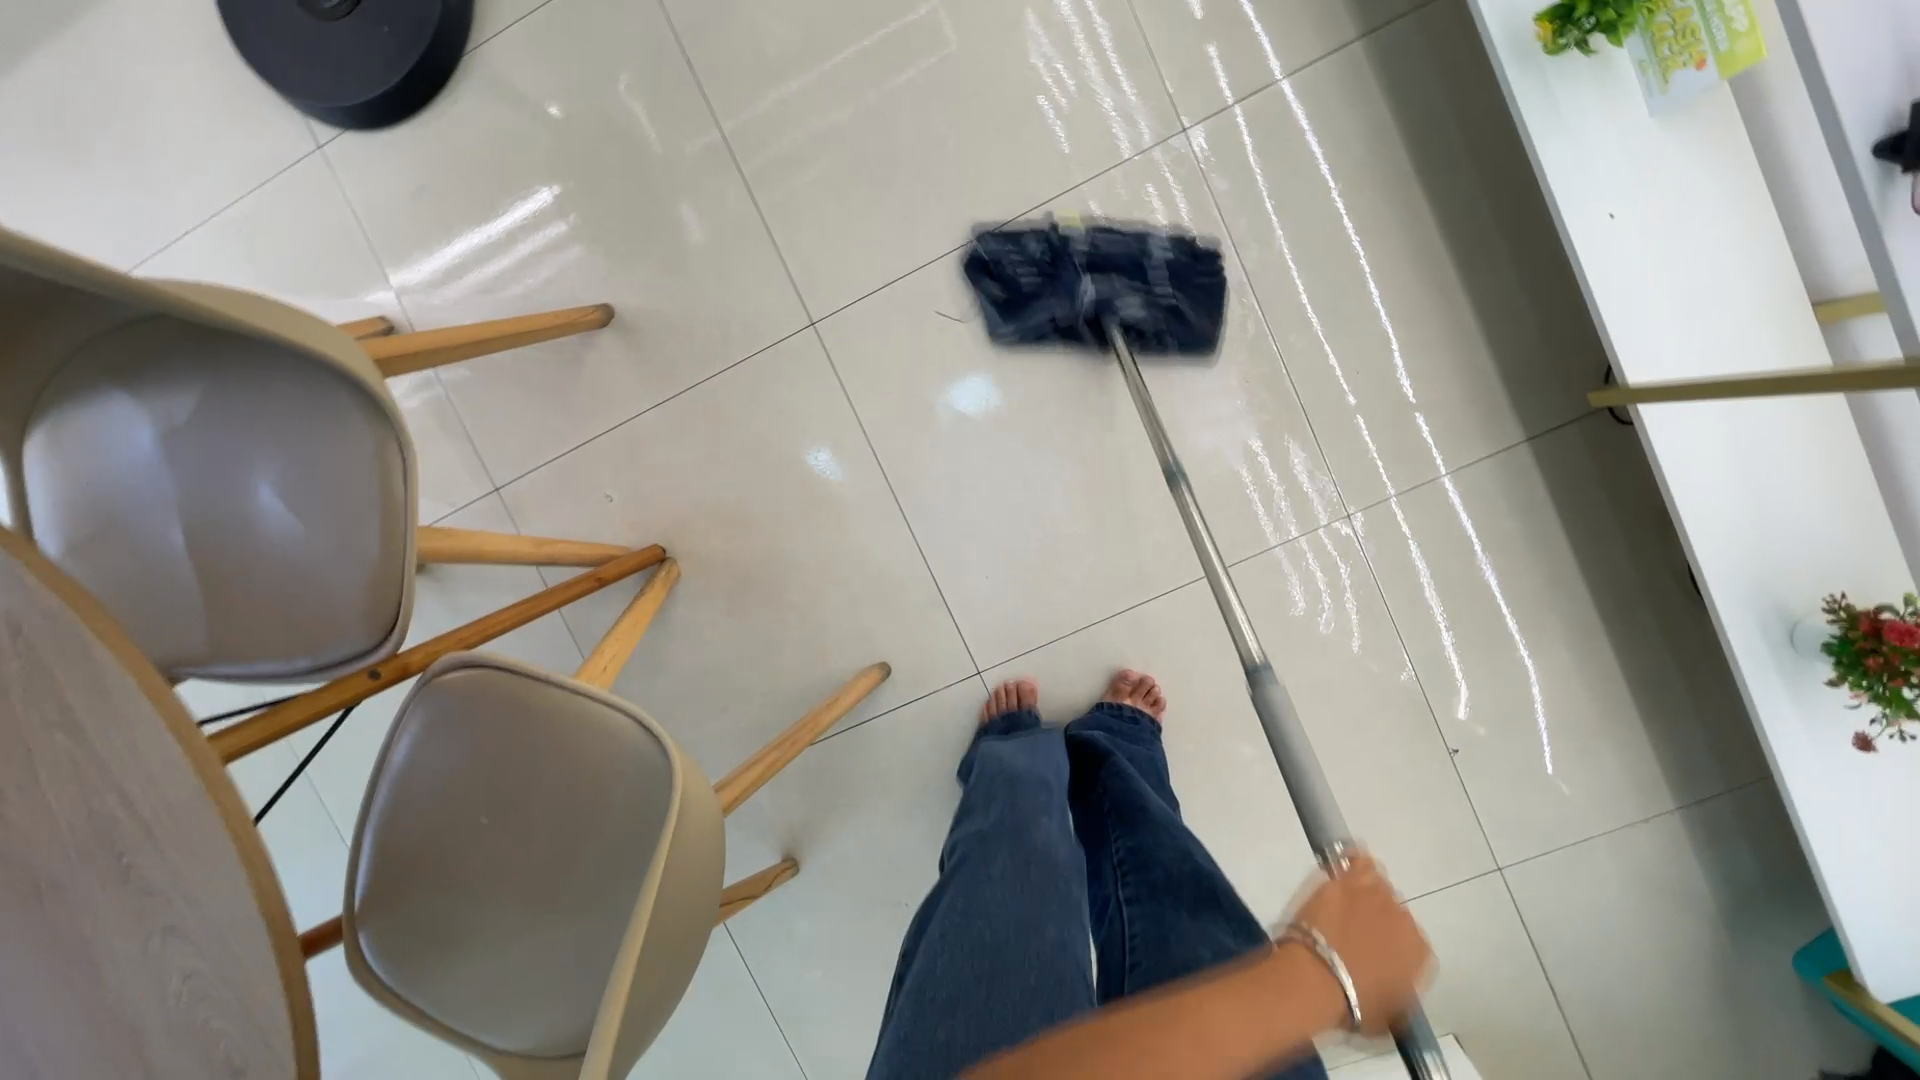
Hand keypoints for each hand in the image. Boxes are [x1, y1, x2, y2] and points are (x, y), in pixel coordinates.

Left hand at [1283, 853, 1431, 1034]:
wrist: (1318, 978)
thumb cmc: (1355, 1004)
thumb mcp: (1391, 1014)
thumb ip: (1402, 993)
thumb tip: (1395, 987)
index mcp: (1420, 952)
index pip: (1411, 939)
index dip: (1390, 942)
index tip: (1374, 948)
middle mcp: (1403, 918)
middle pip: (1392, 908)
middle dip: (1376, 916)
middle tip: (1354, 928)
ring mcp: (1372, 894)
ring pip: (1375, 881)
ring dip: (1364, 889)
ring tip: (1347, 899)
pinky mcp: (1343, 880)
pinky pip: (1354, 860)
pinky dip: (1351, 860)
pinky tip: (1343, 865)